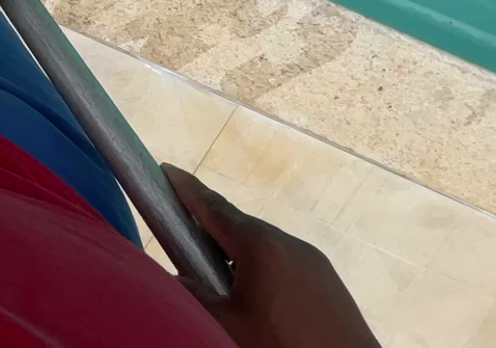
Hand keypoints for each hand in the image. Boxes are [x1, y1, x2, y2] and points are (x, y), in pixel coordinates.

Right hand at [164, 165, 380, 347]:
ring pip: (262, 242)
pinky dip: (261, 262)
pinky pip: (284, 258)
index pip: (213, 206)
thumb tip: (174, 278)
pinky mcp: (329, 281)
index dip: (186, 187)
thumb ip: (194, 295)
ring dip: (237, 247)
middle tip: (182, 230)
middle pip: (237, 222)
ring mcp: (314, 260)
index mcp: (260, 245)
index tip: (165, 169)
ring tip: (218, 269)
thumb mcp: (228, 326)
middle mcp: (288, 242)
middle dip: (209, 223)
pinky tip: (256, 289)